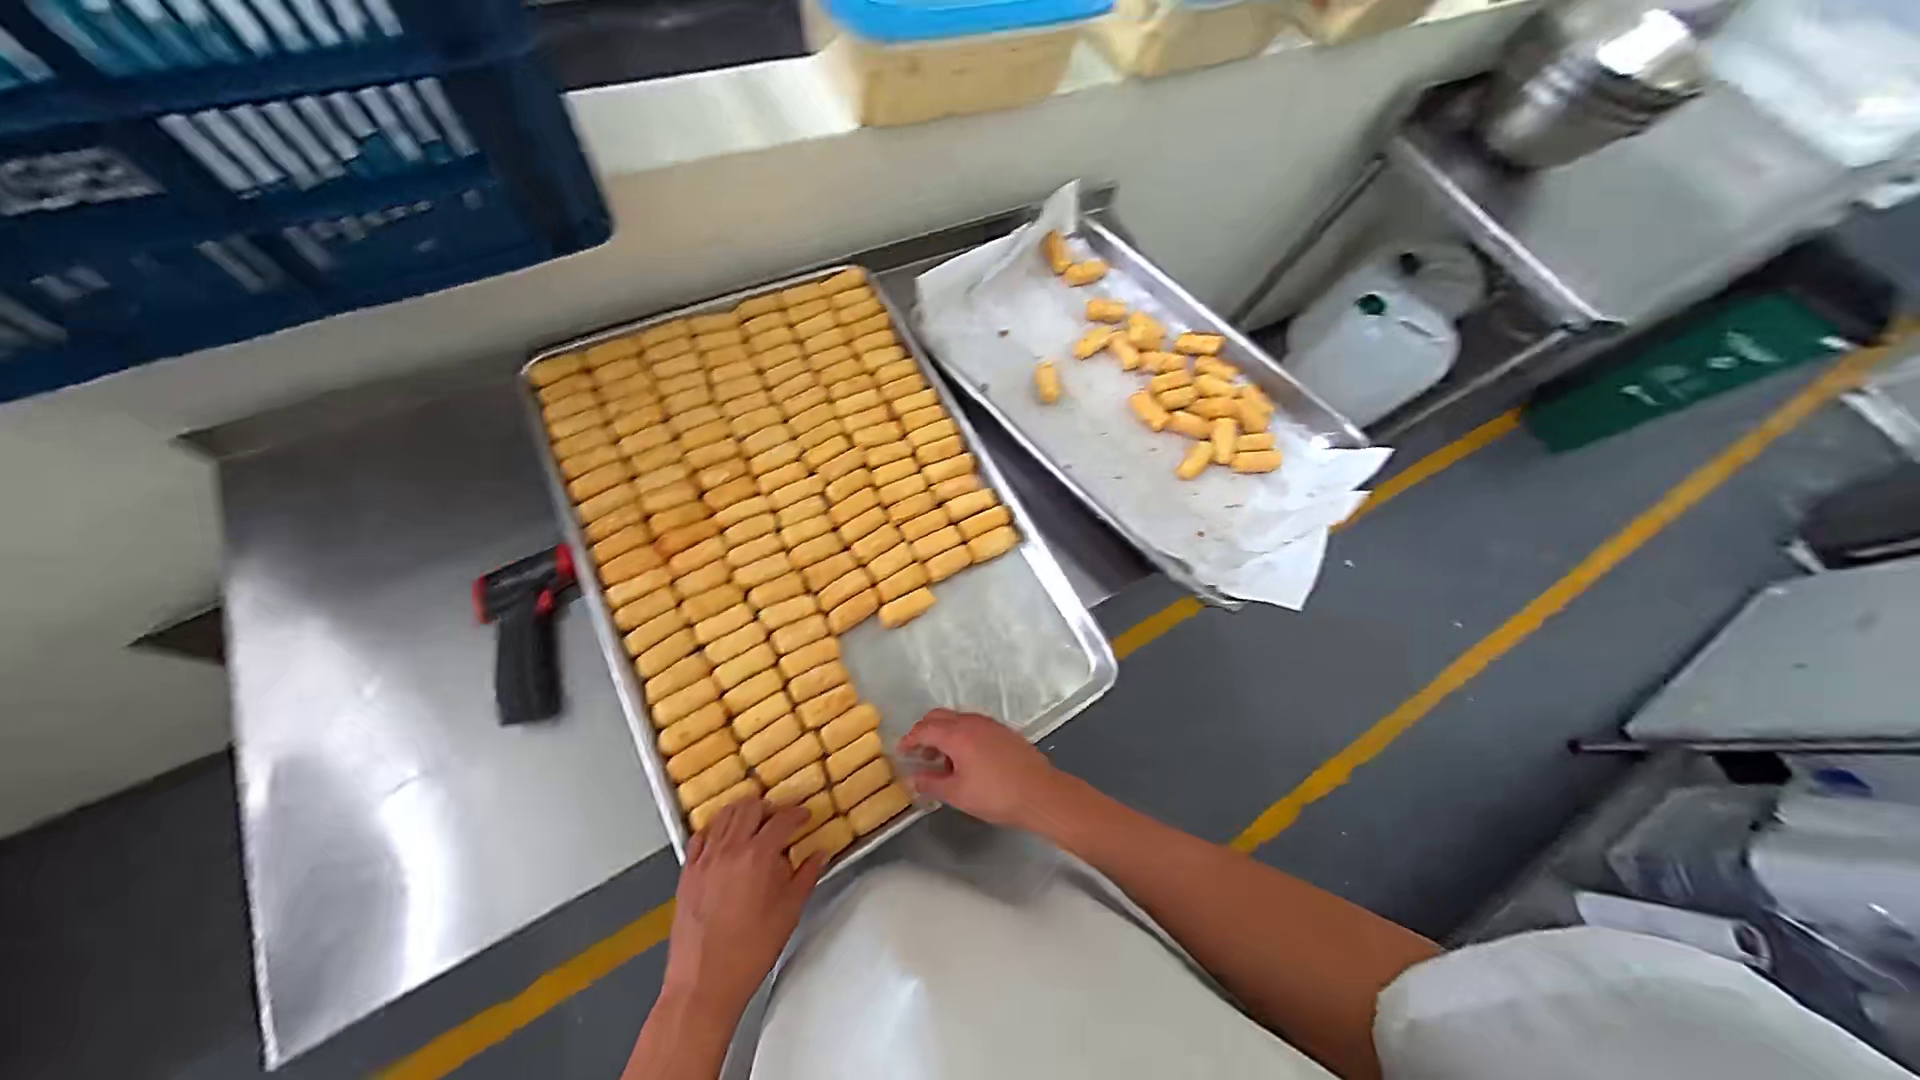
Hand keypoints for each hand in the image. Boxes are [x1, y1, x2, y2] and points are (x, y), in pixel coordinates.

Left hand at [662, 798, 824, 1010]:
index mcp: (759, 856)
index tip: (804, 816)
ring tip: (753, 822)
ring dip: (742, 812)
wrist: (704, 983)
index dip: (797, 814)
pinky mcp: (687, 873)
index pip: (783, 819)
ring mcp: (705, 859)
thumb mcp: (789, 912)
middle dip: (769, 808)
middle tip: (780, 818)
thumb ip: (807, 876)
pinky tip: (722, 839)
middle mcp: (730, 849)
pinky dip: (714, 830)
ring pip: (724, 816)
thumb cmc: (751, 951)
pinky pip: (700, 837)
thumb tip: (819, 856)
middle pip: (750, 807)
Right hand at [899, 708, 1069, 828]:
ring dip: (943, 733)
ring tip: (941, 760)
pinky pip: (972, 724)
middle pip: (938, 717)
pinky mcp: (1003, 731)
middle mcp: (972, 722)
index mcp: (957, 734)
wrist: (1041, 794)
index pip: (924, 729)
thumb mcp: (958, 794)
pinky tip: (964, 759)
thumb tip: (913, 778)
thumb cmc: (997, 796)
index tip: (901, 751)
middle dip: (924, 731)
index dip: (909, 739)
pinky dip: (960, 734)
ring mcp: (990, 724)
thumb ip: (931, 784)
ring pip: (956, 719)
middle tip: (918, 753)